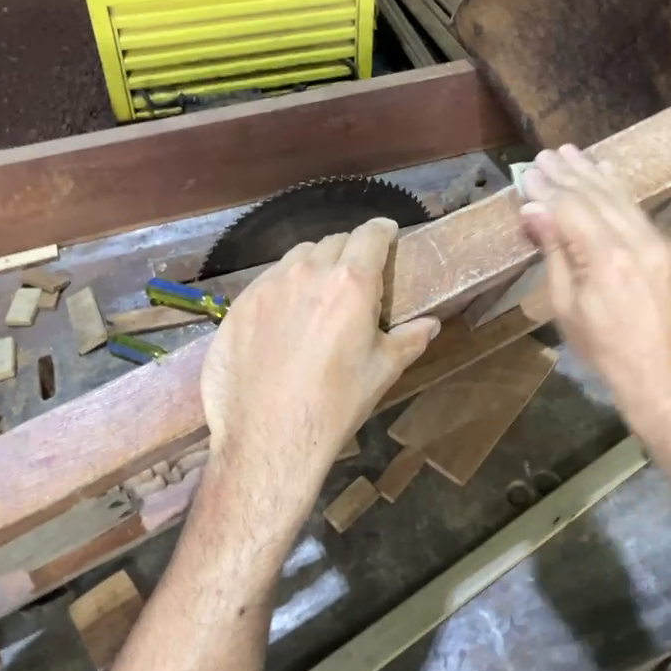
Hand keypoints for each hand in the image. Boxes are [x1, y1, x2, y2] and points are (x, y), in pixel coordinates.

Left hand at [200, 218, 439, 511]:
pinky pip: (268, 280)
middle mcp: (309, 271)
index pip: (371, 235)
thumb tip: (431, 324)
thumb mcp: (382, 372)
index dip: (383, 231)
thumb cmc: (334, 406)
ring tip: (318, 295)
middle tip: (354, 278)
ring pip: (298, 257)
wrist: (267, 439)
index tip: (388, 234)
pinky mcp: (240, 303)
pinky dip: (283, 288)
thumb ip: (409, 339)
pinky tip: (284, 319)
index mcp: (351, 283)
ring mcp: (269, 285)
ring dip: (314, 266)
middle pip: (335, 242)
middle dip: (349, 252)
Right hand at [518, 145, 670, 425]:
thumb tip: (535, 212)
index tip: (528, 173)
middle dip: (567, 174)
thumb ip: (554, 253)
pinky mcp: (666, 249)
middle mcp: (634, 241)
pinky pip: (637, 210)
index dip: (546, 190)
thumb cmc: (605, 351)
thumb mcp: (566, 308)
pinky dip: (618, 190)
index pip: (569, 208)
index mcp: (605, 258)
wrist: (666, 378)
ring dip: (593, 174)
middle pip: (595, 196)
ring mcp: (656, 243)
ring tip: (572, 153)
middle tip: (545, 154)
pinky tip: (606, 174)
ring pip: (619, 198)